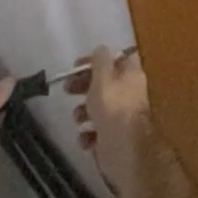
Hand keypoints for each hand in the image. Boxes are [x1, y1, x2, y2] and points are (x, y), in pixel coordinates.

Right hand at [67, 46, 148, 193]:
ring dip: (83, 112)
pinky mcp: (113, 138)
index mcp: (130, 76)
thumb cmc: (113, 107)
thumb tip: (100, 48)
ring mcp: (121, 117)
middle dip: (83, 86)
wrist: (124, 149)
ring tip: (78, 118)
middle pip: (103, 84)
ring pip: (97, 108)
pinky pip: (96, 132)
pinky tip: (86, 139)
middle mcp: (128, 94)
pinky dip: (88, 135)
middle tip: (67, 89)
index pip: (114, 60)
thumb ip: (100, 61)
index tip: (75, 66)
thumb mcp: (103, 77)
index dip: (95, 61)